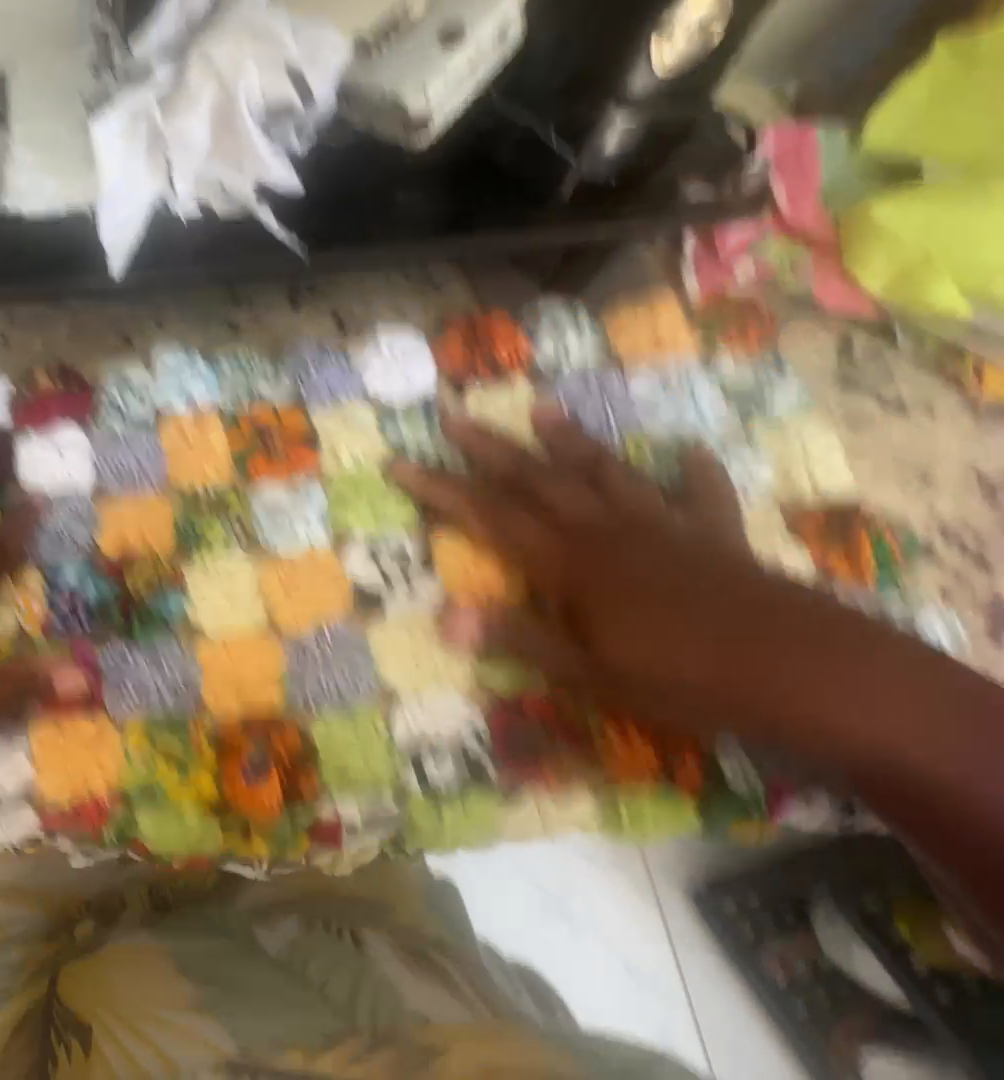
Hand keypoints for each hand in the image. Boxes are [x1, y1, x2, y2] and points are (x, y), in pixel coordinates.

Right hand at [390, 406, 809, 732]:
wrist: (806, 672)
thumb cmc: (682, 679)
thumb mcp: (587, 673)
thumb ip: (517, 638)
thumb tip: (442, 617)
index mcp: (569, 564)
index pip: (488, 517)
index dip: (439, 491)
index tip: (398, 463)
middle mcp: (608, 532)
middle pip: (538, 480)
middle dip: (490, 450)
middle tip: (454, 416)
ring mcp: (664, 529)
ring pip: (607, 475)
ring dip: (572, 443)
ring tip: (543, 409)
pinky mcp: (717, 540)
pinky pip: (699, 498)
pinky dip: (692, 474)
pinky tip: (689, 452)